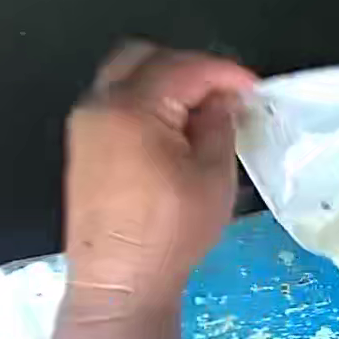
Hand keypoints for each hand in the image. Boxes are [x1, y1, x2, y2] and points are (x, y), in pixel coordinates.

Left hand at [63, 42, 257, 315]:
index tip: (254, 88)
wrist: (120, 281)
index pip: (184, 69)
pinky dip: (148, 100)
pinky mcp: (84, 147)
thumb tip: (222, 99)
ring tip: (203, 108)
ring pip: (127, 77)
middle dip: (190, 67)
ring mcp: (86, 126)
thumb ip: (219, 125)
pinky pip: (117, 102)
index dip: (225, 72)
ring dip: (167, 82)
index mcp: (133, 109)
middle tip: (224, 91)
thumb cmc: (172, 230)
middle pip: (145, 57)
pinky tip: (175, 127)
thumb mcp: (213, 175)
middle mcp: (100, 106)